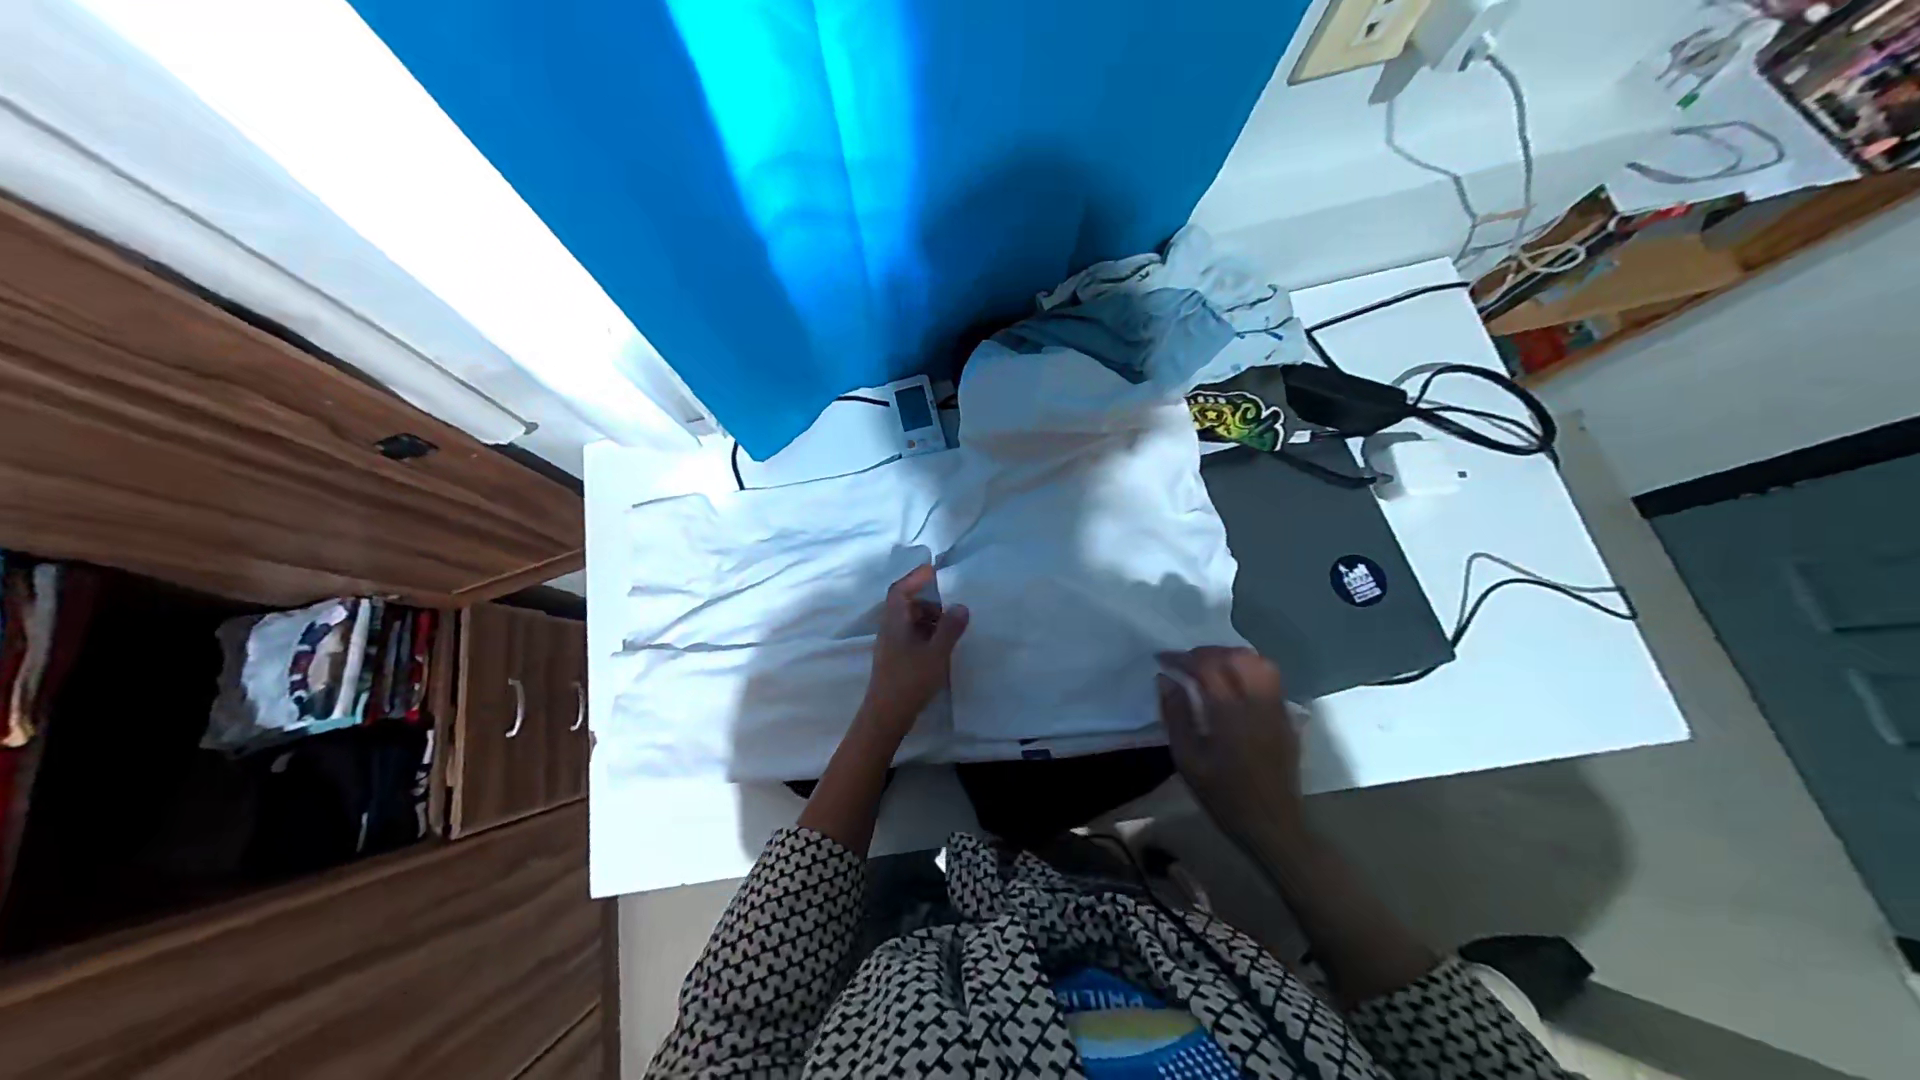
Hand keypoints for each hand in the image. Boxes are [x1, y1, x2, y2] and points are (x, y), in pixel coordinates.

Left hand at [861, 564, 968, 732]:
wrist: (886, 716)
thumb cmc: (910, 681)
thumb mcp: (936, 653)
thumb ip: (949, 628)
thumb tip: (961, 606)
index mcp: (894, 622)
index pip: (900, 590)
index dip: (916, 577)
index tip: (935, 571)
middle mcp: (889, 629)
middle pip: (905, 604)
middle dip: (928, 600)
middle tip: (951, 604)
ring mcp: (891, 645)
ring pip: (909, 622)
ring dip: (929, 618)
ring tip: (951, 626)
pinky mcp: (896, 659)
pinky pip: (911, 636)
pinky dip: (926, 633)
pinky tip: (942, 645)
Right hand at [1157, 647, 1305, 852]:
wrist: (1272, 825)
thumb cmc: (1223, 795)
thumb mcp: (1187, 760)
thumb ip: (1175, 715)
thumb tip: (1166, 679)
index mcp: (1229, 712)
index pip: (1206, 666)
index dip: (1181, 657)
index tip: (1162, 659)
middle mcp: (1257, 702)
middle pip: (1236, 657)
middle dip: (1206, 652)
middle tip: (1184, 662)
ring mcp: (1277, 708)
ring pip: (1259, 662)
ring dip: (1231, 656)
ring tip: (1209, 667)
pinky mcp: (1287, 717)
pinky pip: (1271, 678)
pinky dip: (1249, 668)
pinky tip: (1234, 683)